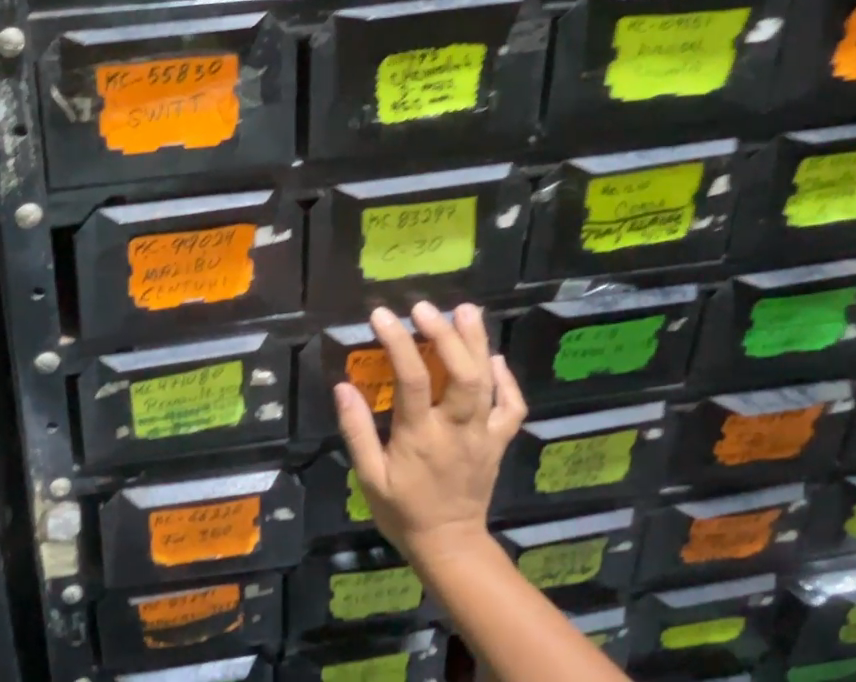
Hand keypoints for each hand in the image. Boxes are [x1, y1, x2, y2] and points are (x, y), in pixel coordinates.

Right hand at [334, 302, 527, 563]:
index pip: (412, 379)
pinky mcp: (499, 443)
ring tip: (465, 310)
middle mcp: (457, 430)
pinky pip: (512, 407)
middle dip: (446, 335)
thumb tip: (343, 386)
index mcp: (421, 436)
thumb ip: (357, 430)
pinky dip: (506, 379)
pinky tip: (493, 357)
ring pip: (488, 383)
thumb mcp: (369, 476)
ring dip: (477, 343)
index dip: (398, 342)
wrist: (450, 546)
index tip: (381, 315)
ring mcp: (484, 435)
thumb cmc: (402, 511)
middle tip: (425, 308)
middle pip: (462, 374)